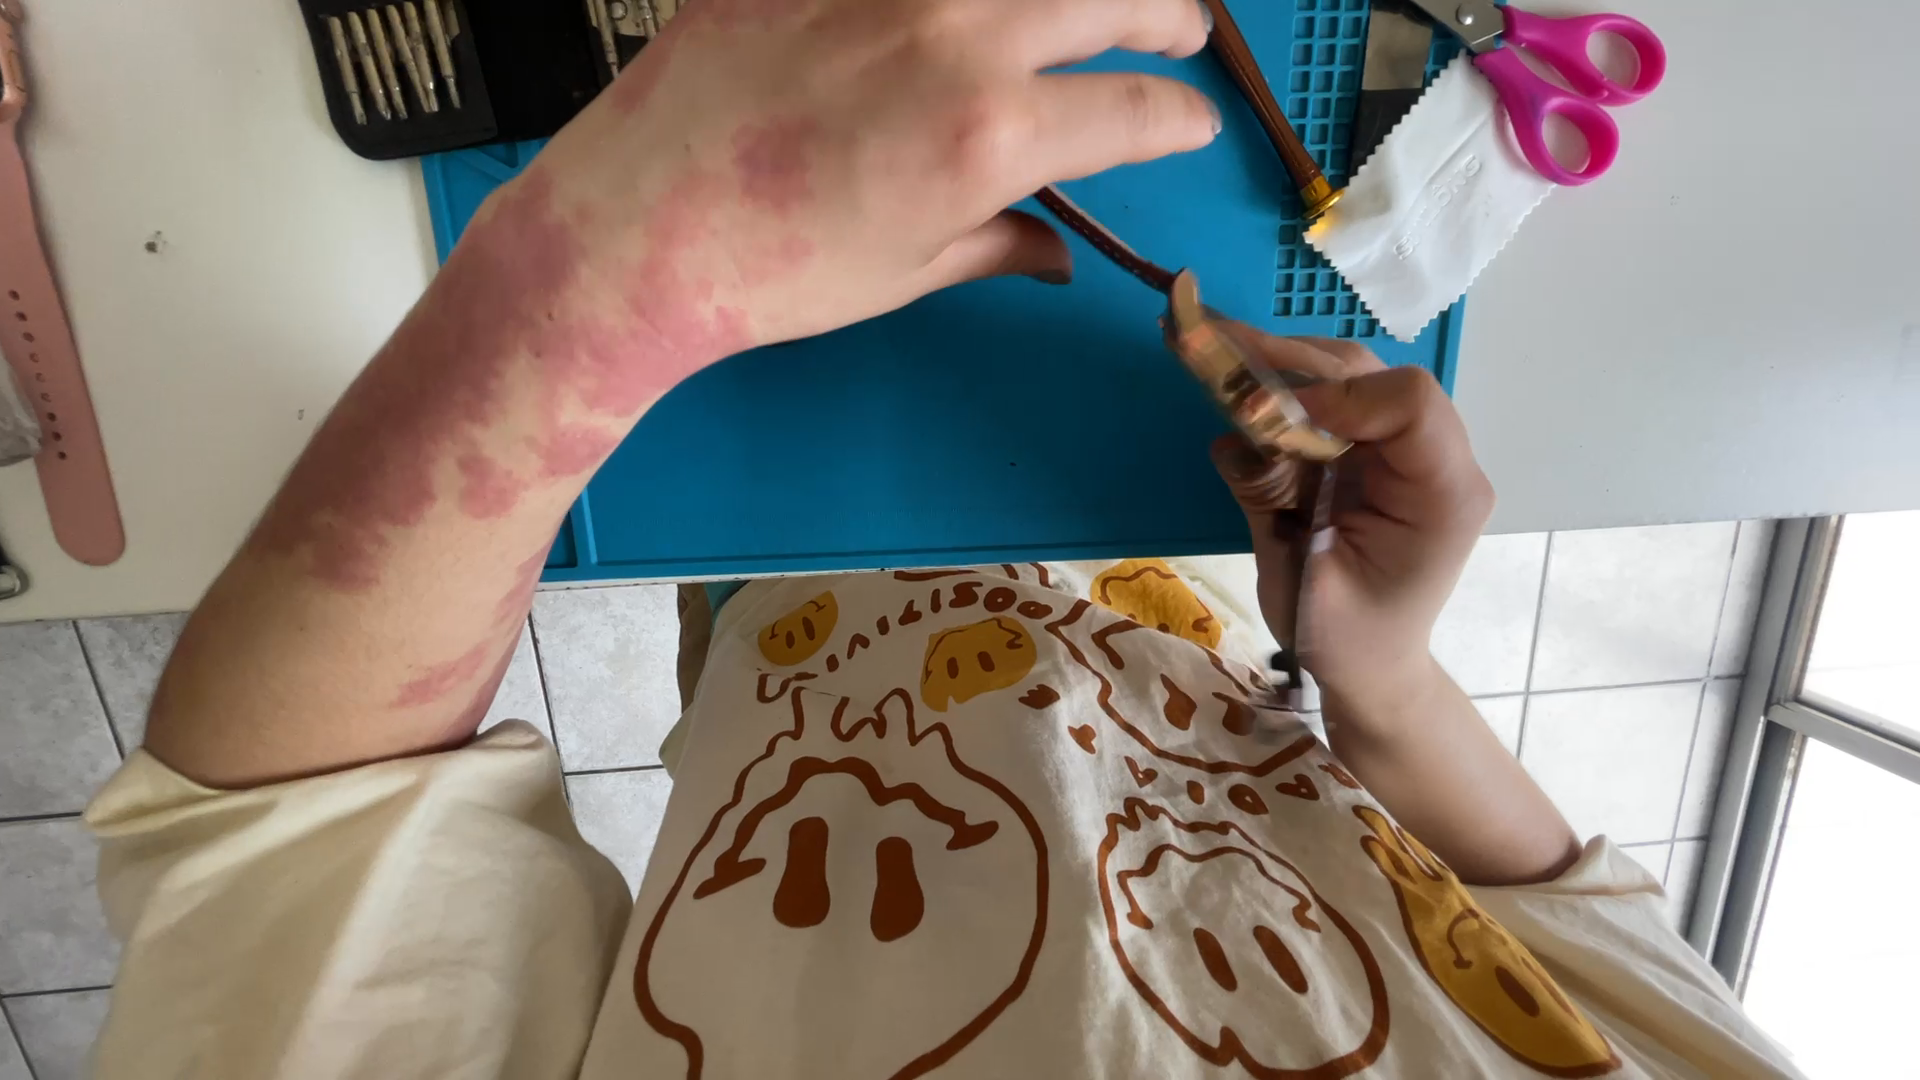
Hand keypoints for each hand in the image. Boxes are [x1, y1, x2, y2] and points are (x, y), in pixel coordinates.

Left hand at [476, 0, 1220, 382]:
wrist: (644, 231)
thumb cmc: (787, 276)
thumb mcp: (909, 270)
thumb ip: (1000, 244)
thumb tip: (1061, 255)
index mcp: (992, 133)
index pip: (1129, 112)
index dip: (1178, 119)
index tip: (1196, 125)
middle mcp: (959, 34)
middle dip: (1166, 14)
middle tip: (1188, 30)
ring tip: (1106, 2)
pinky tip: (975, 13)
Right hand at [1208, 330, 1492, 719]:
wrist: (1370, 663)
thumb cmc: (1346, 640)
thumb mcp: (1305, 586)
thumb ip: (1273, 508)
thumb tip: (1232, 439)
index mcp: (1439, 493)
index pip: (1409, 404)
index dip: (1335, 396)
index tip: (1264, 417)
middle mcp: (1425, 458)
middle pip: (1367, 375)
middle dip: (1288, 358)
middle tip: (1214, 343)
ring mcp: (1393, 451)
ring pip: (1344, 376)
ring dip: (1278, 362)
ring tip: (1215, 346)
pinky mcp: (1361, 453)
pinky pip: (1324, 402)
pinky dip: (1276, 388)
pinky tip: (1235, 377)